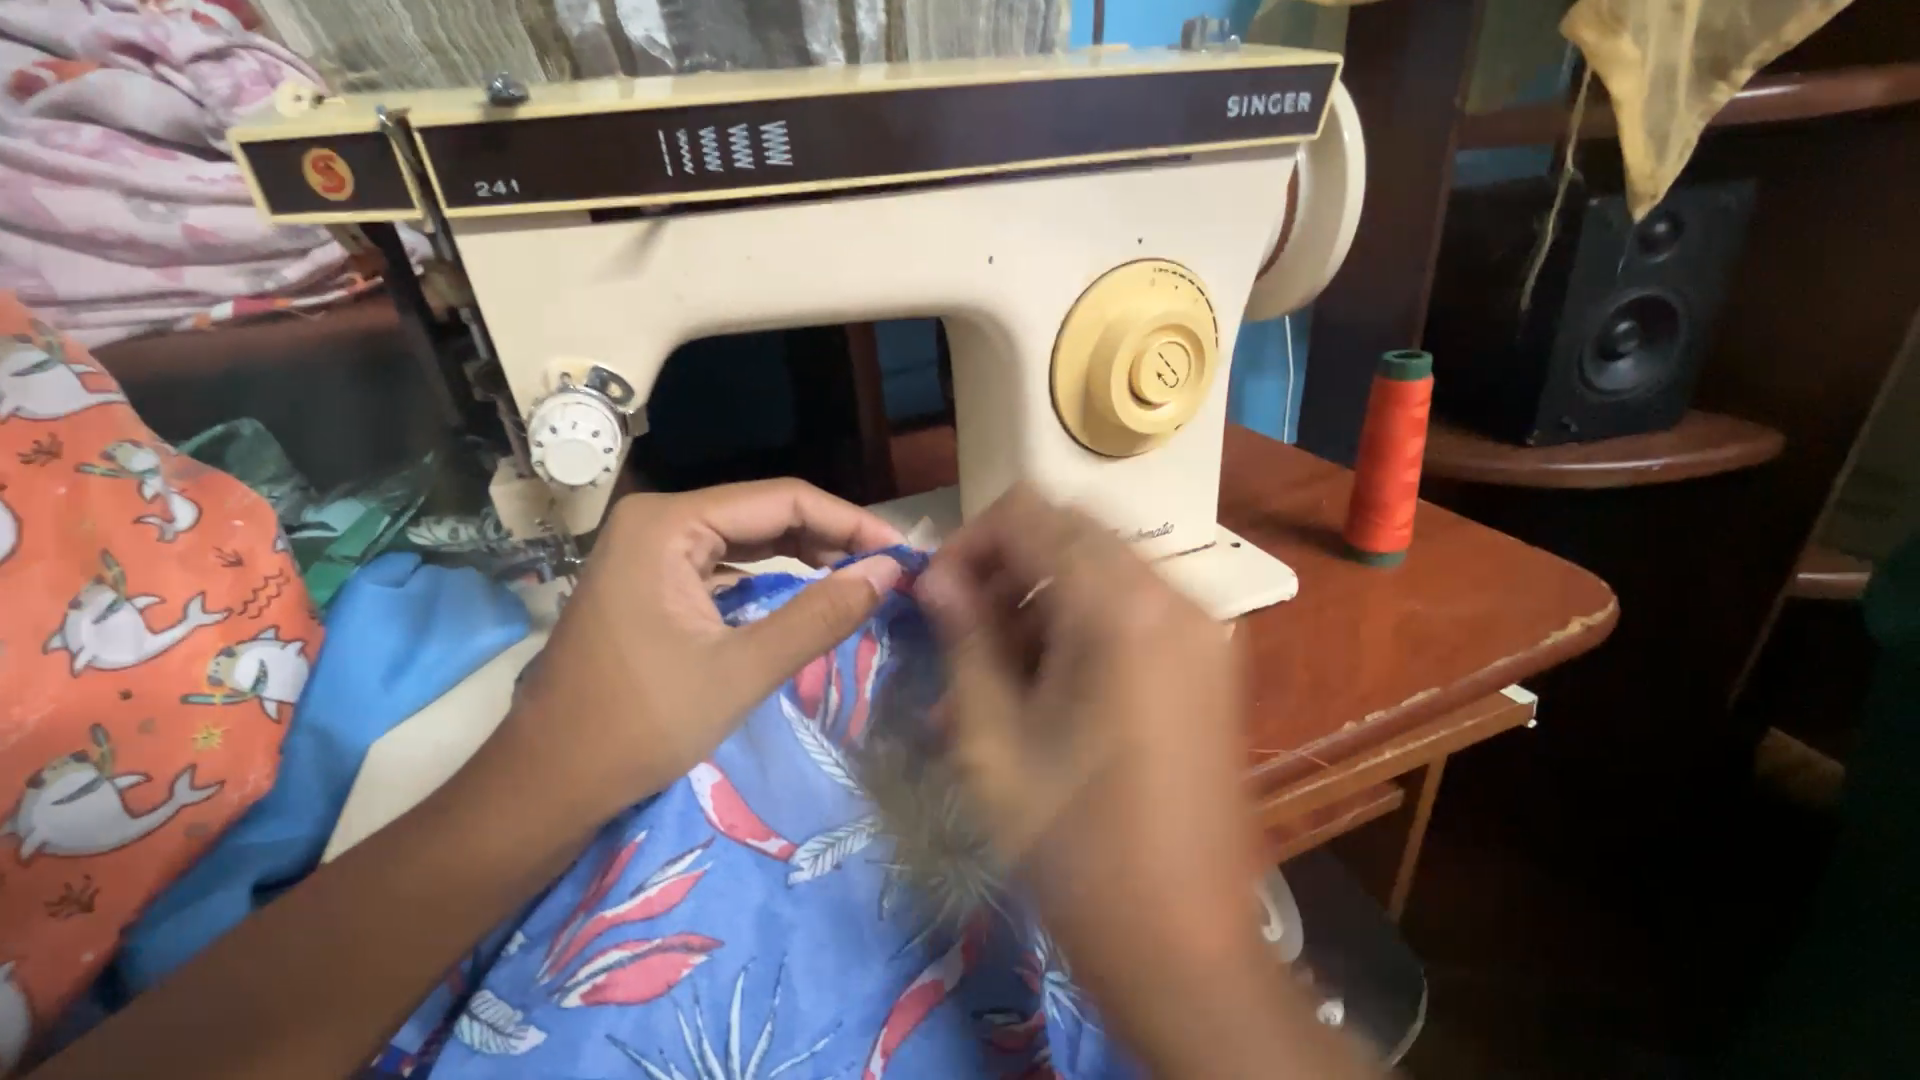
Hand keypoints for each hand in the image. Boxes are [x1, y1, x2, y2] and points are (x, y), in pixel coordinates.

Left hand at [503, 480, 903, 828]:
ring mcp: (647, 551)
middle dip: (830, 538)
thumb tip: (888, 572)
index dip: (850, 522)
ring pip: (745, 539)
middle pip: (764, 513)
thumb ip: (820, 616)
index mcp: (668, 524)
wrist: (547, 784)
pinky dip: (769, 578)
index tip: (901, 553)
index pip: (782, 501)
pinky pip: (723, 566)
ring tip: (859, 580)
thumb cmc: (639, 725)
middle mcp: (656, 522)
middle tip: (887, 570)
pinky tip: (806, 595)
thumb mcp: (742, 670)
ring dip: (803, 556)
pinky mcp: (649, 583)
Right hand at [917, 486, 1253, 972]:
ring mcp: (1203, 626)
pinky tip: (1048, 681)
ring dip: (1040, 594)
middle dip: (1004, 567)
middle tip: (961, 633)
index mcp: (1119, 607)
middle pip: (1069, 530)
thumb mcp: (992, 742)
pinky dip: (1081, 619)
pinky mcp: (1210, 659)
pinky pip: (1133, 604)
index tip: (935, 599)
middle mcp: (1175, 594)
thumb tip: (936, 580)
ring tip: (996, 667)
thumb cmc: (1074, 850)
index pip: (1029, 513)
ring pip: (1101, 564)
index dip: (968, 543)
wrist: (1184, 943)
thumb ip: (965, 640)